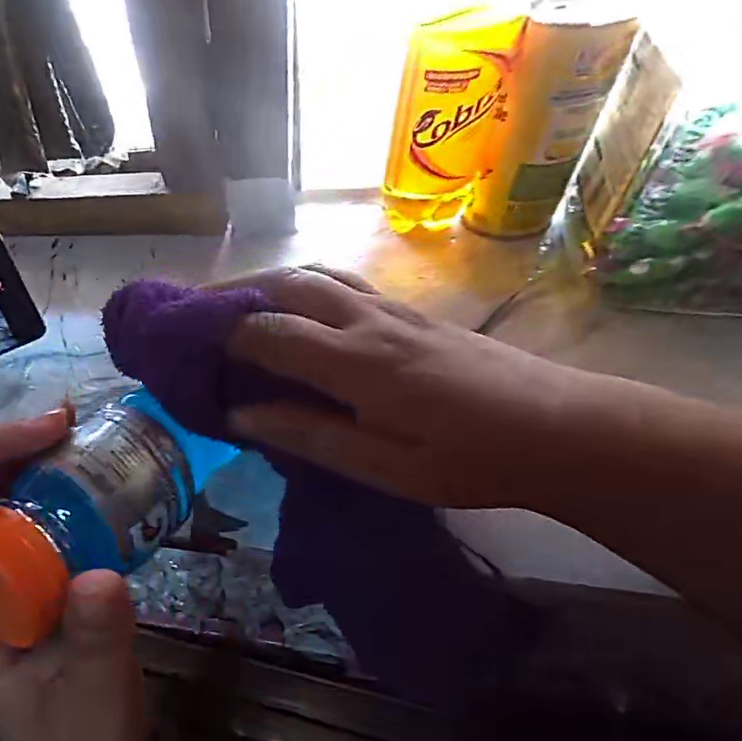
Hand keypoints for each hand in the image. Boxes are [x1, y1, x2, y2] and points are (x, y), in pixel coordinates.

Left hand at [0, 407, 147, 740]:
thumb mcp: (91, 697)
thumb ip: (94, 645)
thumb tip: (99, 577)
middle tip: (52, 423)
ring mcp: (12, 572)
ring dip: (23, 453)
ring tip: (68, 421)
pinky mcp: (49, 564)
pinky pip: (39, 507)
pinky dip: (55, 472)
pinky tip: (86, 451)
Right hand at [223, 266, 663, 510]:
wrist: (560, 427)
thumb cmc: (472, 460)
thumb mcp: (385, 467)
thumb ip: (309, 436)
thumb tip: (241, 416)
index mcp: (357, 362)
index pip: (267, 332)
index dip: (218, 335)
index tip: (181, 345)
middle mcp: (368, 320)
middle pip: (285, 283)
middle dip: (231, 292)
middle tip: (192, 312)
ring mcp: (392, 308)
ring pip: (314, 273)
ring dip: (266, 280)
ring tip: (234, 303)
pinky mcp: (411, 310)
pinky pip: (341, 281)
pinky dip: (302, 285)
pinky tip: (298, 306)